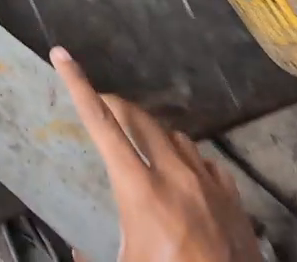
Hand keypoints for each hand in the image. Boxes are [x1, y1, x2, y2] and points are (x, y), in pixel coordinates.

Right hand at [51, 47, 257, 261]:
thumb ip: (92, 256)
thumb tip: (77, 253)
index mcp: (139, 188)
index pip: (101, 123)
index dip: (78, 84)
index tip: (62, 55)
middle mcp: (173, 175)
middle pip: (139, 118)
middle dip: (116, 105)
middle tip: (102, 106)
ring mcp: (208, 185)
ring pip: (174, 137)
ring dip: (154, 135)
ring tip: (144, 147)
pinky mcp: (234, 200)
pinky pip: (206, 162)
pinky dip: (188, 160)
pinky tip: (185, 175)